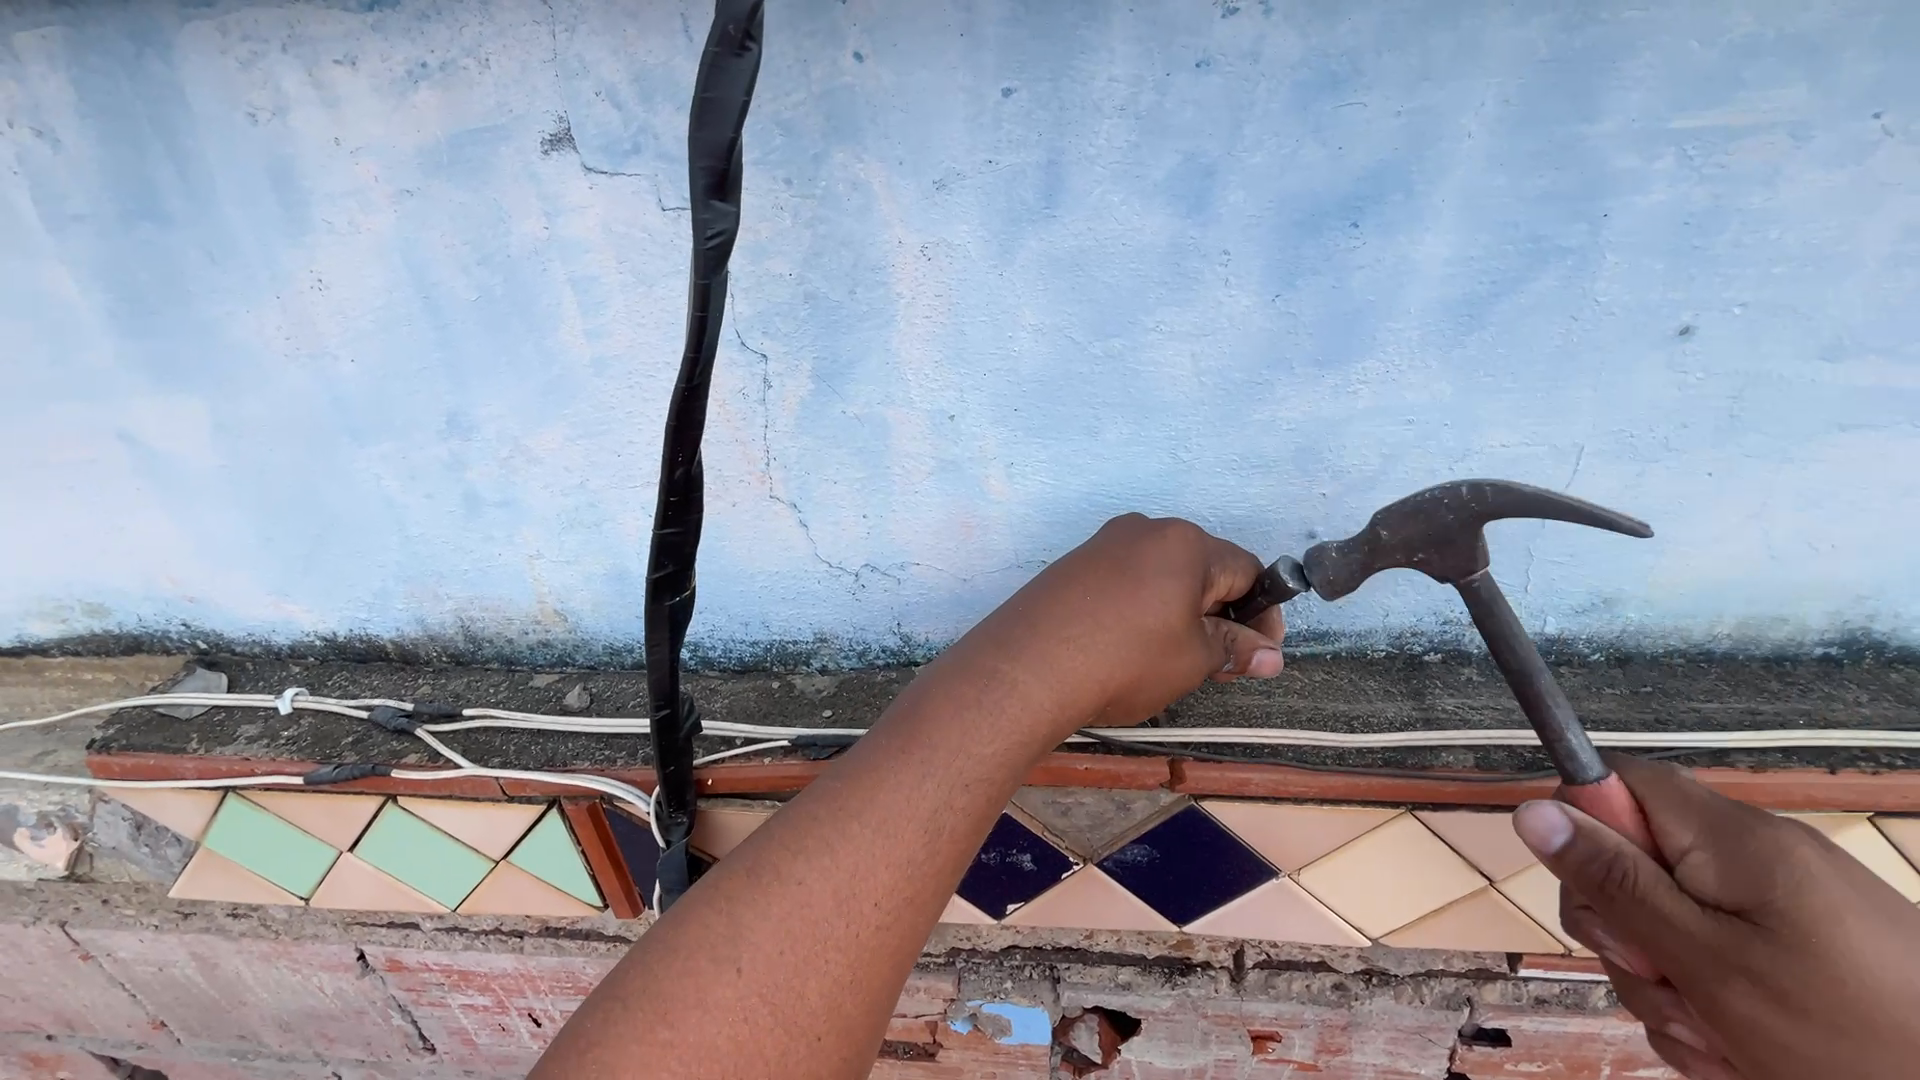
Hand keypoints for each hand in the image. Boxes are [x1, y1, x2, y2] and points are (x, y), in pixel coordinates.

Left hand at [949, 514, 1284, 738]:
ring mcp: (1101, 545)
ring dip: (1179, 615)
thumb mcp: (1193, 660)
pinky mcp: (1071, 567)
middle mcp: (1142, 531)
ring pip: (1161, 577)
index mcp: (1183, 542)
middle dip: (1219, 616)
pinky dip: (1141, 610)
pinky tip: (1128, 649)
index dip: (1263, 614)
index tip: (1260, 653)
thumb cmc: (1125, 659)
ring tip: (1172, 663)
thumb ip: (1235, 650)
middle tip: (1217, 665)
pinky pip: (1124, 583)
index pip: (1246, 570)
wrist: (1028, 667)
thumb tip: (1269, 655)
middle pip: (1201, 570)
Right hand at [1511, 755, 1919, 1079]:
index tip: (1598, 896)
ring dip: (1664, 983)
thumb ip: (1613, 881)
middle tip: (1658, 981)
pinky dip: (1708, 1002)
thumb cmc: (1848, 1040)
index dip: (1581, 826)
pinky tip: (1735, 1049)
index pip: (1614, 781)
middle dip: (1623, 929)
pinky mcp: (1805, 950)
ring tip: (1713, 1038)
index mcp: (1733, 840)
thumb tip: (1530, 809)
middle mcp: (1756, 857)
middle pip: (1632, 860)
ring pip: (1667, 921)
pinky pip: (1716, 955)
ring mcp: (1785, 906)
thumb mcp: (1706, 963)